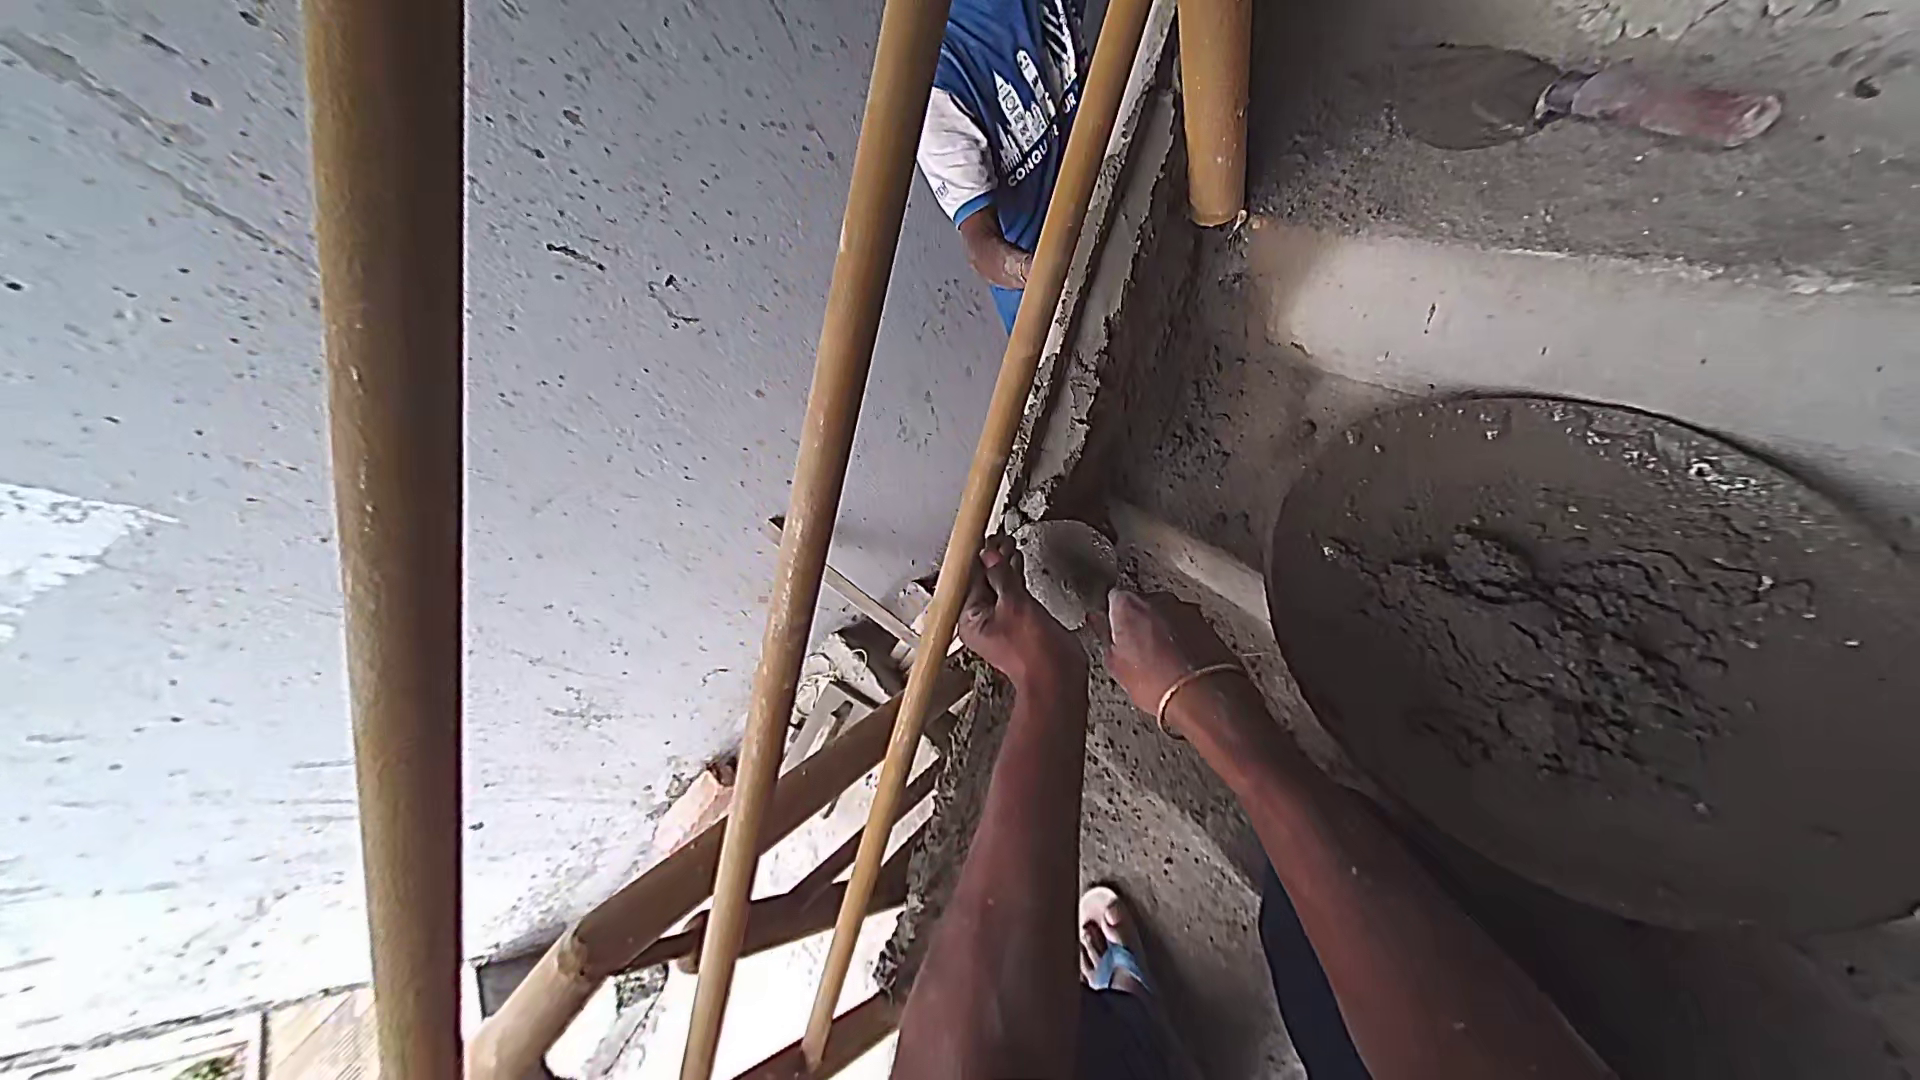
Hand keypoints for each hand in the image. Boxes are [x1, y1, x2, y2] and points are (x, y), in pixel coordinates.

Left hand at [958, 536, 1082, 685]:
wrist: (1058, 677)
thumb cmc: (1034, 653)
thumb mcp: (1015, 604)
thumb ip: (1001, 576)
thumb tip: (990, 556)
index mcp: (970, 620)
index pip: (970, 579)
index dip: (979, 556)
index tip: (986, 537)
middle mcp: (981, 622)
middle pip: (983, 581)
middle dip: (993, 558)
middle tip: (1000, 538)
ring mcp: (999, 623)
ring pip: (998, 586)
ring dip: (1004, 565)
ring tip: (1009, 544)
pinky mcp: (1017, 624)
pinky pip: (1012, 595)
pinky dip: (1015, 578)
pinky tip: (1018, 563)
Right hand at [1103, 589, 1244, 738]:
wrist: (1203, 696)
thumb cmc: (1157, 681)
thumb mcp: (1115, 663)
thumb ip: (1103, 634)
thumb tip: (1097, 622)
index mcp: (1128, 604)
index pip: (1112, 599)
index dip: (1111, 618)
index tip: (1112, 633)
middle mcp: (1157, 599)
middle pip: (1141, 604)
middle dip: (1138, 622)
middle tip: (1134, 652)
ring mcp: (1184, 609)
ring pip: (1164, 616)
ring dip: (1161, 631)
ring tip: (1159, 663)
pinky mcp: (1205, 623)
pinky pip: (1185, 627)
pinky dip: (1181, 640)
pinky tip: (1177, 664)